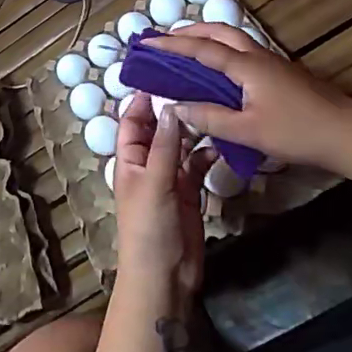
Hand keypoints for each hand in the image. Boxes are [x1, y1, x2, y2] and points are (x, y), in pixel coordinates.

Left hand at [114, 96, 214, 299]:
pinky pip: (198, 164)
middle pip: (159, 127)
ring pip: (181, 143)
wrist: (165, 278)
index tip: (164, 73)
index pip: (133, 120)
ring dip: (194, 128)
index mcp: (129, 159)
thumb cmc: (148, 228)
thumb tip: (170, 106)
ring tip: (214, 105)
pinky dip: (208, 152)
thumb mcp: (153, 183)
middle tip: (198, 82)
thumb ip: (163, 146)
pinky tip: (222, 140)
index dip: (144, 98)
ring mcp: (170, 177)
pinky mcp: (190, 191)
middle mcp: (148, 163)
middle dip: (174, 108)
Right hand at [147, 24, 351, 169]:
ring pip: (232, 38)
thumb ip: (210, 117)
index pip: (201, 49)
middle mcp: (257, 55)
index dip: (172, 45)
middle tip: (164, 39)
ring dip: (206, 37)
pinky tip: (216, 69)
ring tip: (184, 48)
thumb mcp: (249, 131)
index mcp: (246, 65)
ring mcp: (271, 61)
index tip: (147, 43)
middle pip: (218, 31)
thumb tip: (174, 106)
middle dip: (189, 30)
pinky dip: (220, 50)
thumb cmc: (298, 133)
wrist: (348, 134)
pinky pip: (241, 50)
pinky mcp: (279, 72)